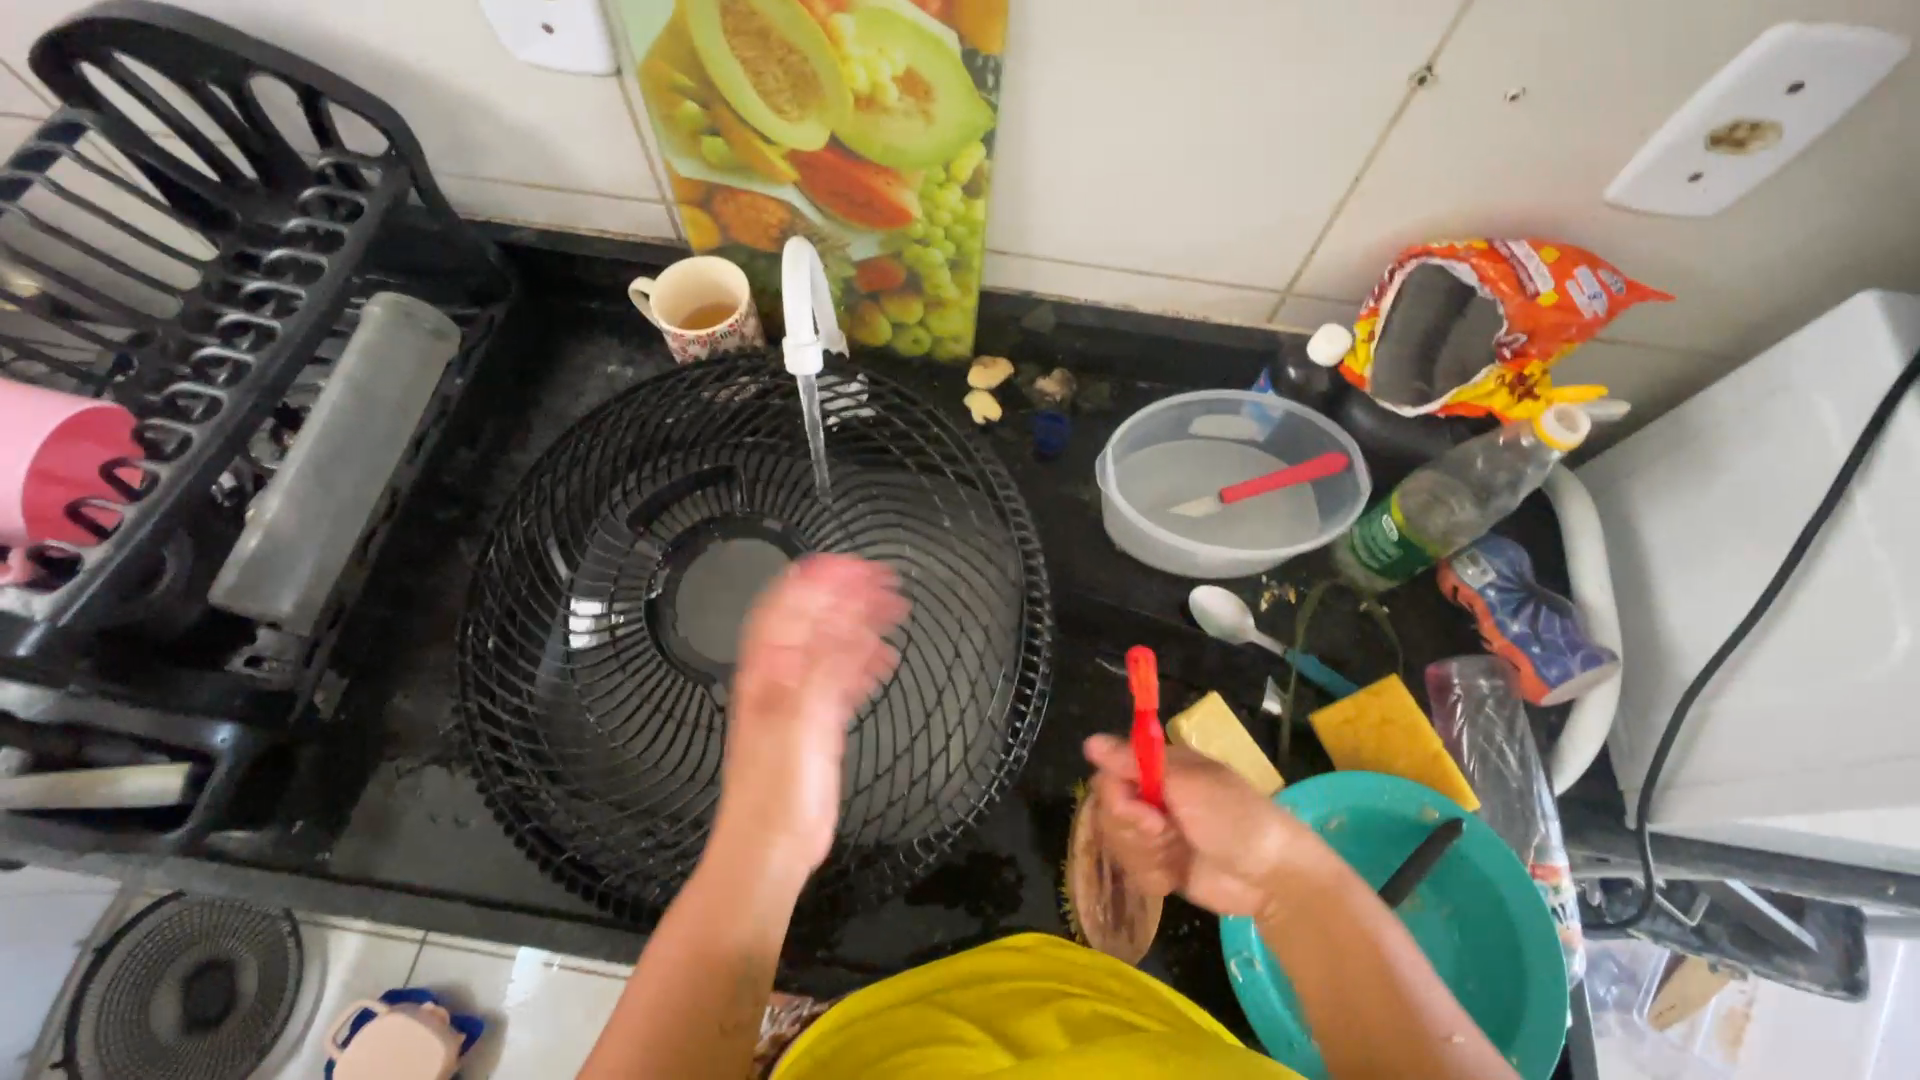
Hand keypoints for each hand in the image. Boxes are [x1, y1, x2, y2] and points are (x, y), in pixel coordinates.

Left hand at [712, 555, 908, 882]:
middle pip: (814, 623)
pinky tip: (883, 656)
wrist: (770, 848)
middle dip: (845, 596)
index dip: (815, 582)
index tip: (848, 563)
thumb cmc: (772, 793)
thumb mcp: (798, 724)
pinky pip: (844, 681)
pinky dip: (864, 663)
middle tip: (881, 579)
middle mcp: (781, 681)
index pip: (787, 611)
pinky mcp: (819, 727)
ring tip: (891, 607)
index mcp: (766, 674)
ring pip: (832, 648)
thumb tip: (846, 625)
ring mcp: (800, 702)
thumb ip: (823, 672)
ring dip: (859, 624)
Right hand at [1083, 735, 1320, 917]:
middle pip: (1109, 811)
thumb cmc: (1235, 817)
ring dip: (1145, 854)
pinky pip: (1132, 871)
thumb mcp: (1187, 783)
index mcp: (1159, 768)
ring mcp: (1156, 834)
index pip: (1110, 774)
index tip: (1139, 810)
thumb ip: (1135, 762)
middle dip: (1134, 830)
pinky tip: (1174, 876)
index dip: (1116, 795)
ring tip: (1176, 855)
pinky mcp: (1160, 866)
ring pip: (1118, 843)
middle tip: (1165, 833)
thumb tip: (1089, 741)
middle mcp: (1152, 797)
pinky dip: (1152, 876)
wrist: (1271, 878)